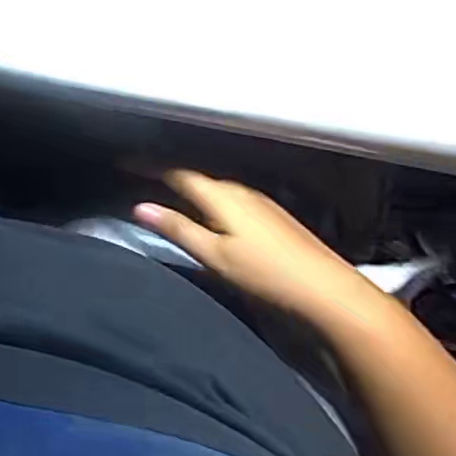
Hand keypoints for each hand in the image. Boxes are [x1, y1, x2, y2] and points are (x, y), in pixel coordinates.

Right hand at [135, 170, 399, 330]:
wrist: (330, 292)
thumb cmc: (267, 275)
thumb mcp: (214, 255)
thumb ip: (178, 228)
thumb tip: (141, 207)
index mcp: (221, 194)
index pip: (175, 171)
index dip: (148, 165)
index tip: (124, 164)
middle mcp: (239, 189)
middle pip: (195, 172)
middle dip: (165, 170)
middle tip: (139, 173)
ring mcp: (258, 200)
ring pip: (212, 182)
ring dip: (187, 182)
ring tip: (165, 187)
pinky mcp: (271, 214)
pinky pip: (227, 193)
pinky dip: (206, 194)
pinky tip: (205, 207)